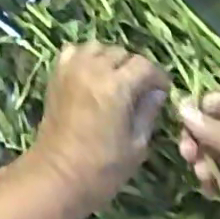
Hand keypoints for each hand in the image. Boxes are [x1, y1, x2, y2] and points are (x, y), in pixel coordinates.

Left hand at [24, 43, 171, 213]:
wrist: (60, 171)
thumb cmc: (104, 166)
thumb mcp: (136, 144)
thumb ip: (148, 111)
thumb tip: (157, 91)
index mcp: (115, 86)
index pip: (143, 64)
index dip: (157, 76)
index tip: (163, 89)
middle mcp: (91, 67)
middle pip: (119, 52)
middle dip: (135, 67)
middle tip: (142, 87)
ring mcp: (71, 66)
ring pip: (96, 47)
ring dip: (110, 58)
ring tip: (117, 79)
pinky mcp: (56, 71)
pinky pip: (74, 51)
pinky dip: (85, 56)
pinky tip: (92, 73)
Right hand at [177, 94, 219, 218]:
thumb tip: (181, 105)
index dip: (200, 107)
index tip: (182, 120)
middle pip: (210, 129)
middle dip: (195, 137)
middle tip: (187, 153)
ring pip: (209, 154)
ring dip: (199, 160)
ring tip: (200, 176)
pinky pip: (214, 179)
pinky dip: (206, 180)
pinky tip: (207, 189)